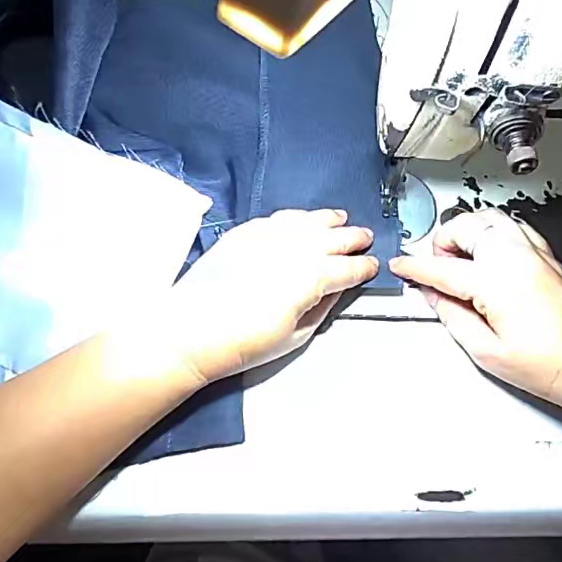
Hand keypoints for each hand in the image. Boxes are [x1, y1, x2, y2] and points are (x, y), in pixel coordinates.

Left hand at [163, 208, 380, 383]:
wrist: (190, 332)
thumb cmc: (239, 342)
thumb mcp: (295, 335)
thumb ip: (321, 308)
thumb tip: (334, 293)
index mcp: (312, 277)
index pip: (348, 268)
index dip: (364, 267)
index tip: (371, 266)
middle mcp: (293, 249)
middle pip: (333, 237)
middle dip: (353, 238)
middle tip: (364, 239)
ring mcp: (267, 236)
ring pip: (307, 220)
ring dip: (327, 220)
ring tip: (340, 219)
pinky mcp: (244, 233)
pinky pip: (278, 218)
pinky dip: (295, 218)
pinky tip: (301, 220)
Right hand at [388, 208, 561, 418]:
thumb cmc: (552, 364)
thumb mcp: (486, 351)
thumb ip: (452, 317)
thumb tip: (434, 297)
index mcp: (494, 280)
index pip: (441, 267)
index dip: (415, 267)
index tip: (401, 266)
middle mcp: (514, 256)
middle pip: (463, 227)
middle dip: (441, 243)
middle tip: (435, 268)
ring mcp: (533, 251)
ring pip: (488, 218)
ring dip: (467, 232)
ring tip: (459, 258)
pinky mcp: (547, 255)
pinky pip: (512, 226)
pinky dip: (492, 232)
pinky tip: (489, 253)